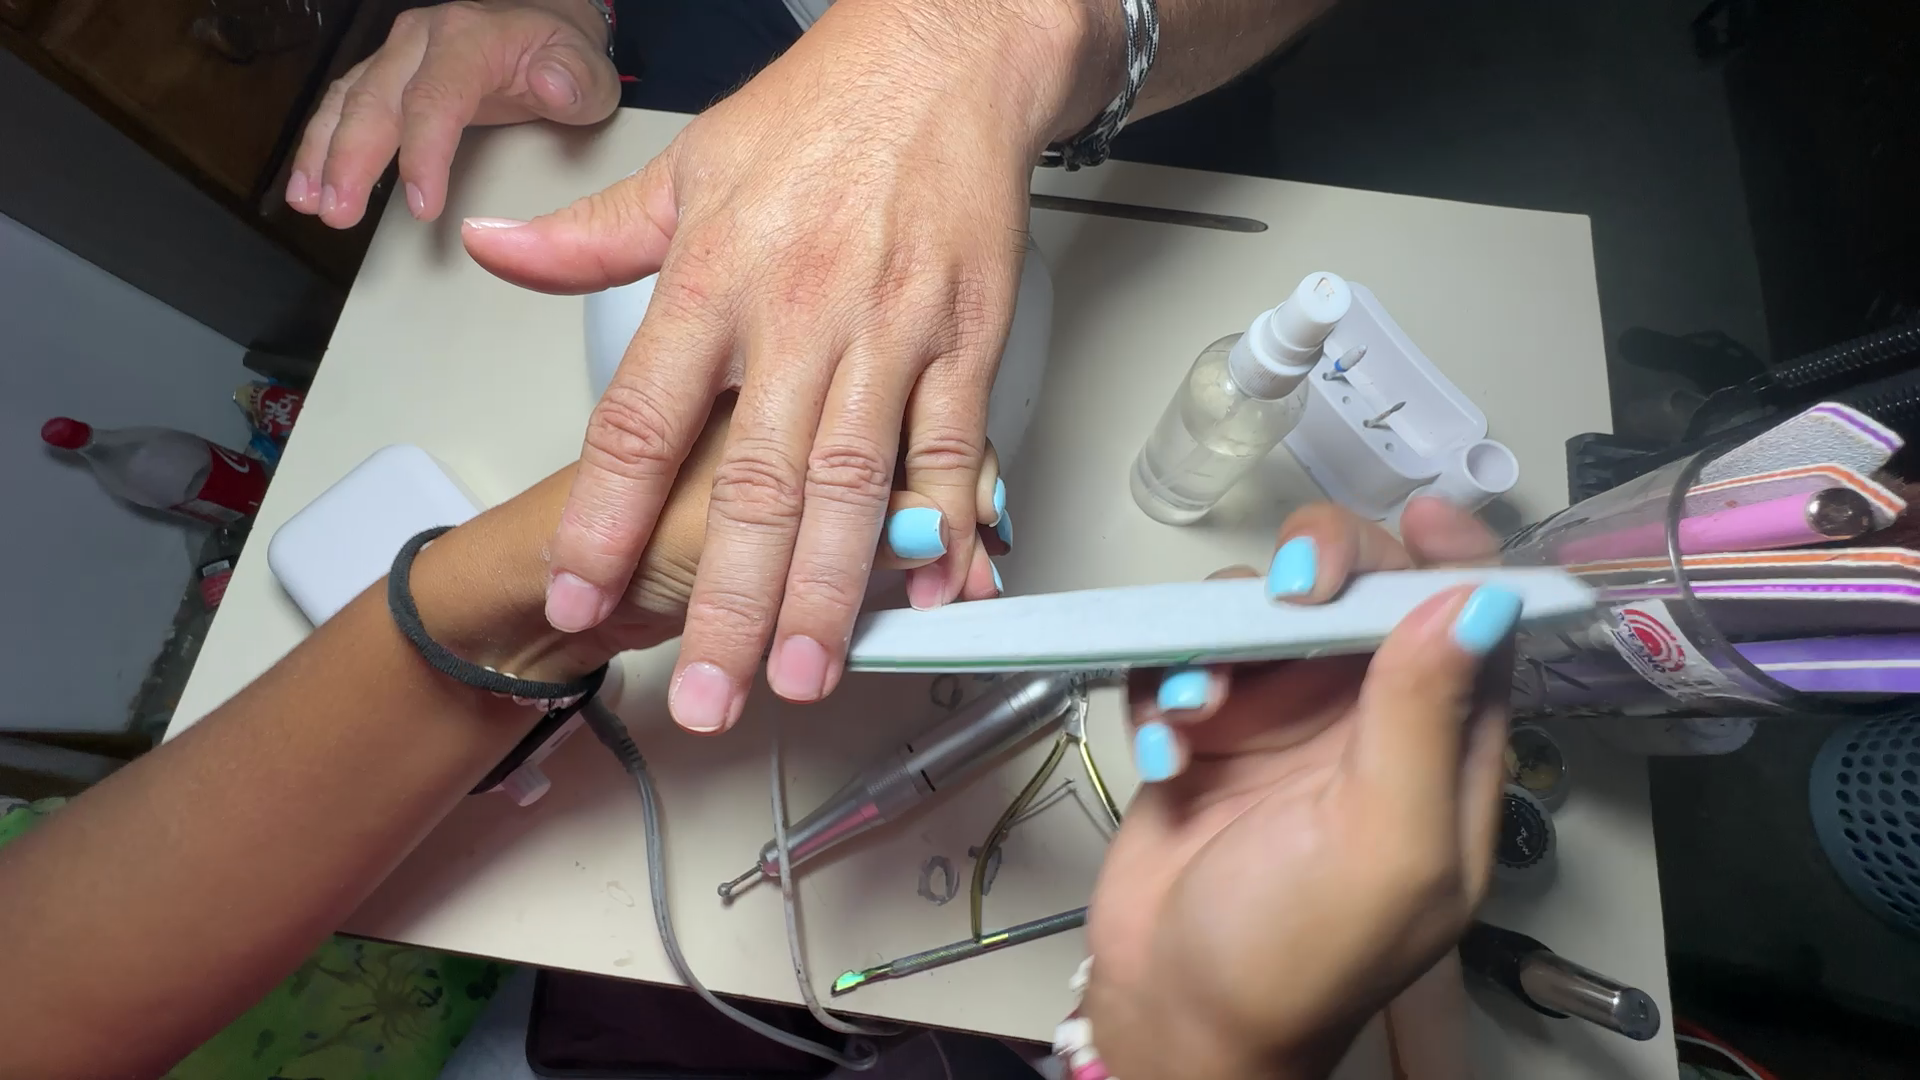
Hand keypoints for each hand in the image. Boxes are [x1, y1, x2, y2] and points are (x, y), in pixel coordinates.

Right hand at [285, 0, 618, 228]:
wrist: (548, 25)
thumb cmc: (567, 56)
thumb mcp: (587, 68)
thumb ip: (573, 80)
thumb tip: (551, 86)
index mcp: (468, 40)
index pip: (434, 99)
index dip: (422, 153)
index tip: (421, 203)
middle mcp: (421, 41)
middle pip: (375, 101)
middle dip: (351, 159)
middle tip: (340, 211)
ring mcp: (402, 57)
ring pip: (348, 102)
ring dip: (324, 154)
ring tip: (313, 202)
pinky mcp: (394, 76)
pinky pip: (349, 107)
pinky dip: (327, 144)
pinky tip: (315, 180)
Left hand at [462, 0, 1116, 731]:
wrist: (945, 55)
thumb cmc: (823, 115)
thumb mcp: (692, 161)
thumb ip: (597, 233)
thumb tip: (496, 250)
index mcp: (716, 275)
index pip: (642, 416)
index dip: (605, 514)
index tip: (580, 593)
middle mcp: (801, 317)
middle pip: (753, 484)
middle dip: (728, 601)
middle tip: (710, 695)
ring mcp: (891, 336)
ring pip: (852, 485)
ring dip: (830, 590)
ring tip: (805, 673)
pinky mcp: (966, 343)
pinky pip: (950, 450)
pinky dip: (942, 527)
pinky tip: (934, 593)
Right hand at [1084, 499, 1513, 1079]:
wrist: (1172, 998)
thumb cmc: (1296, 944)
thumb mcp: (1383, 844)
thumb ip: (1422, 720)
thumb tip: (1475, 596)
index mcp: (1432, 742)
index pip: (1467, 619)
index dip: (1455, 557)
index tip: (1419, 517)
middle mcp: (1353, 712)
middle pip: (1349, 589)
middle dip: (1315, 570)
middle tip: (1282, 590)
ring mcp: (1267, 714)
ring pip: (1247, 611)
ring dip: (1214, 644)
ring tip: (1192, 714)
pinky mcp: (1194, 721)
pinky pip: (1177, 657)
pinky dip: (1162, 687)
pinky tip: (1161, 750)